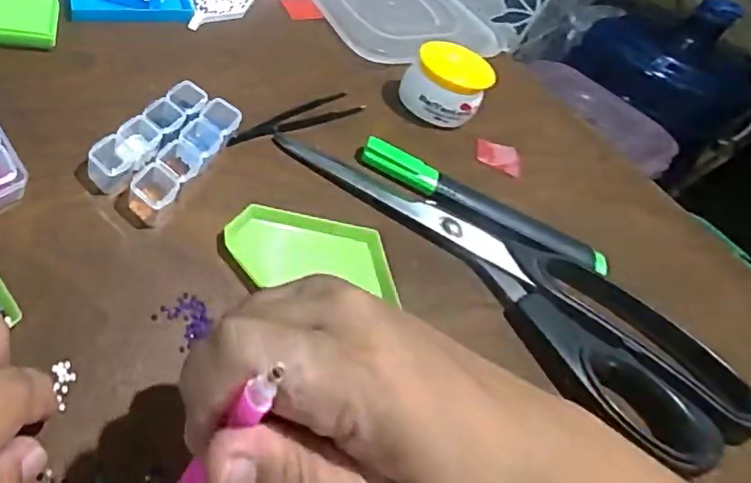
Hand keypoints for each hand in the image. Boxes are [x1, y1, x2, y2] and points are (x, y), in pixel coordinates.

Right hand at [180, 276, 675, 482]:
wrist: (545, 458)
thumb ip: (292, 473)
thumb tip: (209, 459)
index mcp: (350, 361)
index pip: (235, 347)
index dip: (204, 397)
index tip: (212, 455)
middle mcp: (334, 303)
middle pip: (233, 324)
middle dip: (215, 385)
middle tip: (236, 450)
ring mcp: (339, 287)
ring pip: (248, 311)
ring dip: (236, 365)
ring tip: (264, 423)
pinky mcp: (344, 288)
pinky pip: (274, 305)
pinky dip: (261, 344)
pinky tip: (291, 388)